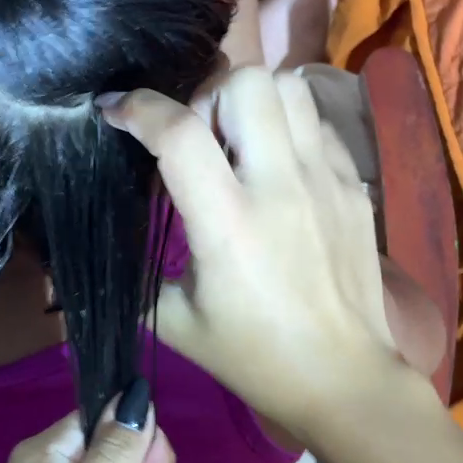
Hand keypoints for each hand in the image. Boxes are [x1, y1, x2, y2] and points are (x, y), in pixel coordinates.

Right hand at [101, 67, 408, 435]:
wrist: (341, 380)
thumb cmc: (250, 357)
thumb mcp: (173, 321)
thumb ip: (139, 271)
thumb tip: (107, 243)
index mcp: (228, 224)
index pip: (179, 133)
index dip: (138, 109)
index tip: (114, 110)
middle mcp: (280, 187)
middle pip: (246, 82)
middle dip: (205, 96)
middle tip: (196, 136)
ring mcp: (326, 180)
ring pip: (291, 86)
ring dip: (252, 101)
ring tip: (236, 142)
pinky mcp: (355, 186)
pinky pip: (318, 122)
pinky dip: (287, 127)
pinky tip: (275, 169)